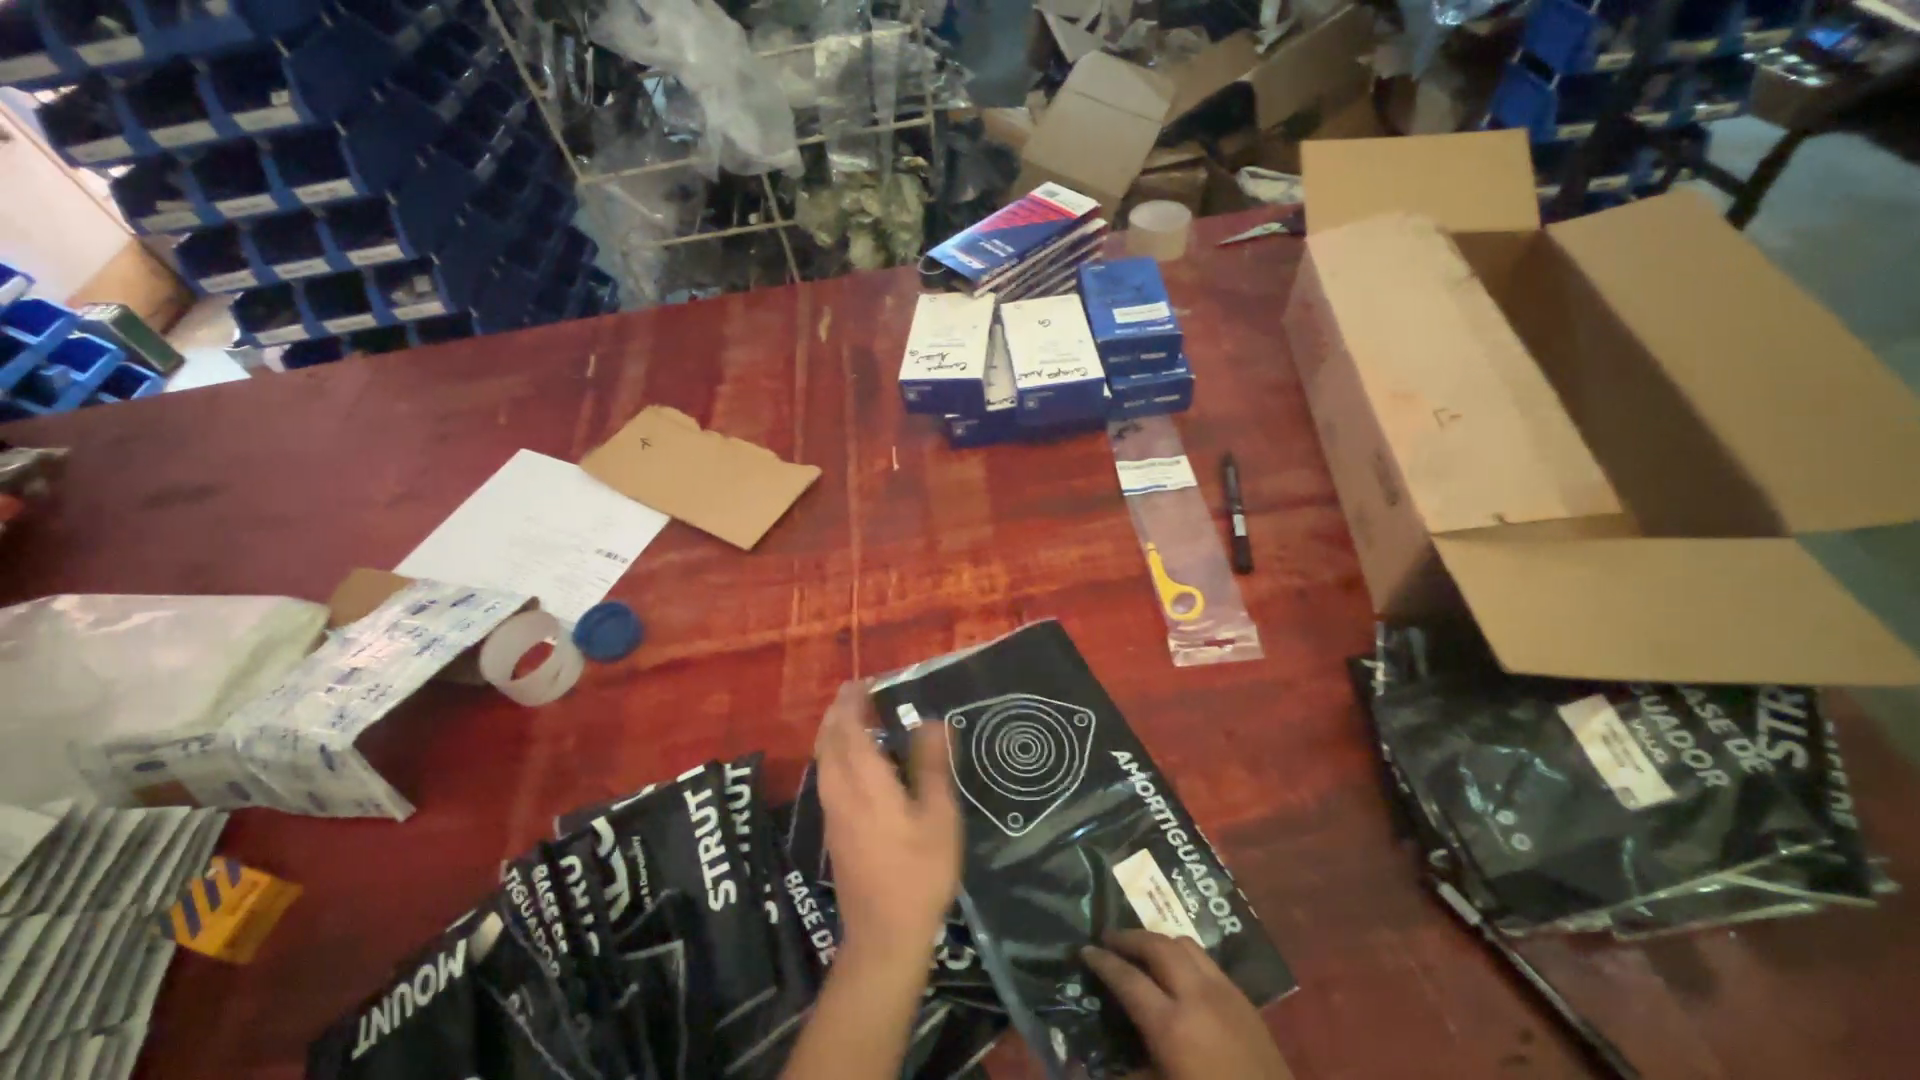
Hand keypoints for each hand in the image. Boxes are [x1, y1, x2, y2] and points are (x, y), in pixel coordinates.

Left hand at [814, 680, 960, 958]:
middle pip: (828, 739)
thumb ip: (932, 766)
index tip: (867, 681)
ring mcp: (832, 812)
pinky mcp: (833, 829)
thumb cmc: (919, 872)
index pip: (849, 727)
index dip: (853, 701)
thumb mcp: (939, 817)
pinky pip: (827, 775)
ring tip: (860, 719)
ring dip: (836, 732)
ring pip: (824, 759)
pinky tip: (859, 761)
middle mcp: (839, 790)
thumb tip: (929, 721)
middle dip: (840, 712)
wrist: (883, 933)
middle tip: (862, 693)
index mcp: (864, 781)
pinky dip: (837, 754)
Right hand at [1082, 930, 1293, 1079]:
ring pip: (1186, 945)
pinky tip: (1178, 973)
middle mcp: (1197, 997)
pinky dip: (1184, 956)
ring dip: (1159, 942)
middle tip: (1109, 939)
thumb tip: (1088, 1068)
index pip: (1128, 979)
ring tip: (1142, 950)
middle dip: (1130, 938)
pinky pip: (1207, 961)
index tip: (1085, 951)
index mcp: (1171, 1026)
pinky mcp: (1244, 1000)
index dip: (1103, 962)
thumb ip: (1128, 1074)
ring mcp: (1225, 993)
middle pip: (1158, 947)